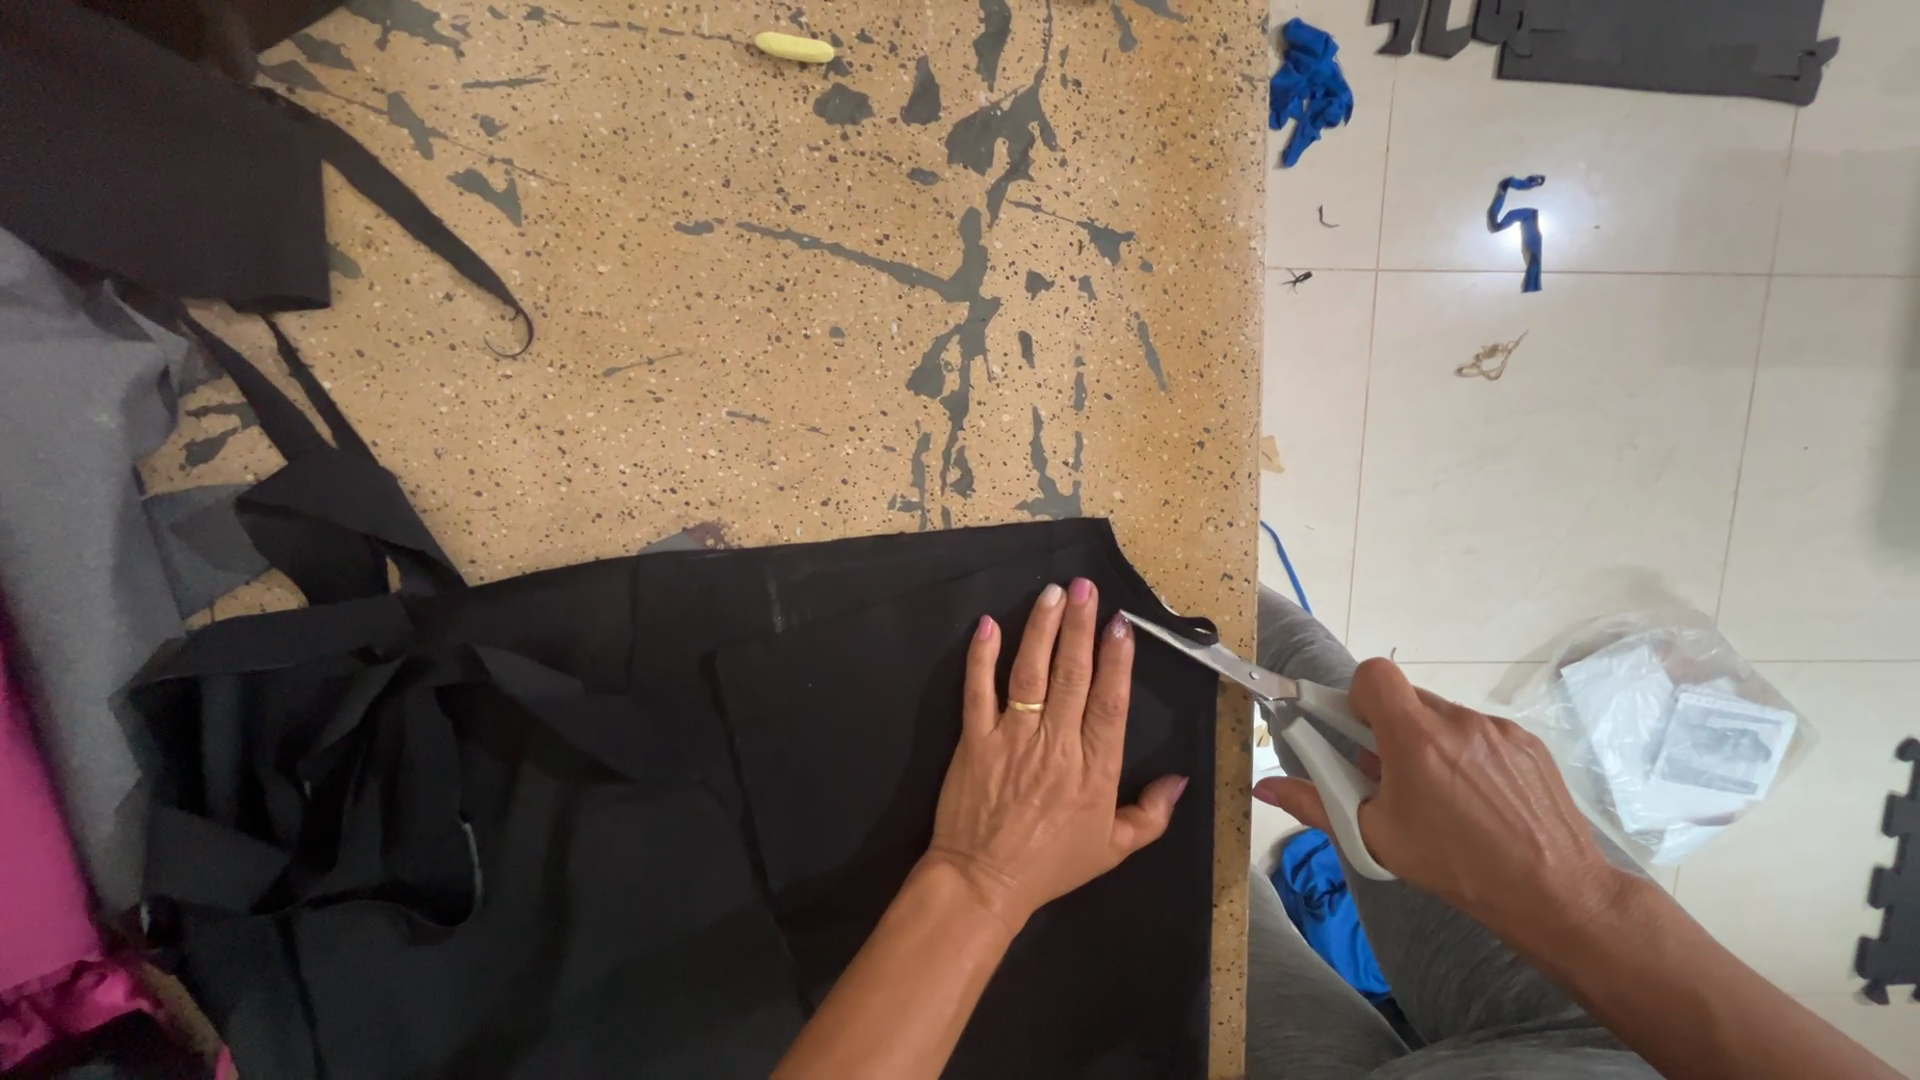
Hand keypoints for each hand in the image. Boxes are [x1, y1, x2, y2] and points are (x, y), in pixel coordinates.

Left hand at [924, 578, 1188, 931]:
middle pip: (1071, 676)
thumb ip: (1151, 815)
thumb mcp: (1113, 849)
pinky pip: (978, 691)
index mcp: (1093, 769)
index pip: (1108, 703)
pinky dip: (982, 657)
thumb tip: (1181, 779)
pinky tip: (988, 625)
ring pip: (1029, 673)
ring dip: (1040, 629)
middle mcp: (1055, 746)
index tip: (1119, 622)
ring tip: (1051, 594)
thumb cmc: (1051, 864)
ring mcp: (1011, 739)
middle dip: (1079, 626)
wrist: (983, 882)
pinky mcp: (974, 740)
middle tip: (1084, 587)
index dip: (1116, 660)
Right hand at [1256, 658, 1623, 932]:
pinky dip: (1466, 754)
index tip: (1359, 732)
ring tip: (1442, 795)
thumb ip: (1313, 804)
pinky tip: (1478, 799)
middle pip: (1405, 698)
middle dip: (1390, 727)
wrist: (1557, 895)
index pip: (1373, 675)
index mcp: (1414, 740)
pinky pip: (1478, 732)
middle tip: (1394, 776)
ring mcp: (1497, 730)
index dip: (1357, 696)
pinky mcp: (1527, 742)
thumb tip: (1263, 787)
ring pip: (1441, 716)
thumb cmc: (1455, 866)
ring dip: (1428, 742)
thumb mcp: (1374, 837)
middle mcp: (1457, 722)